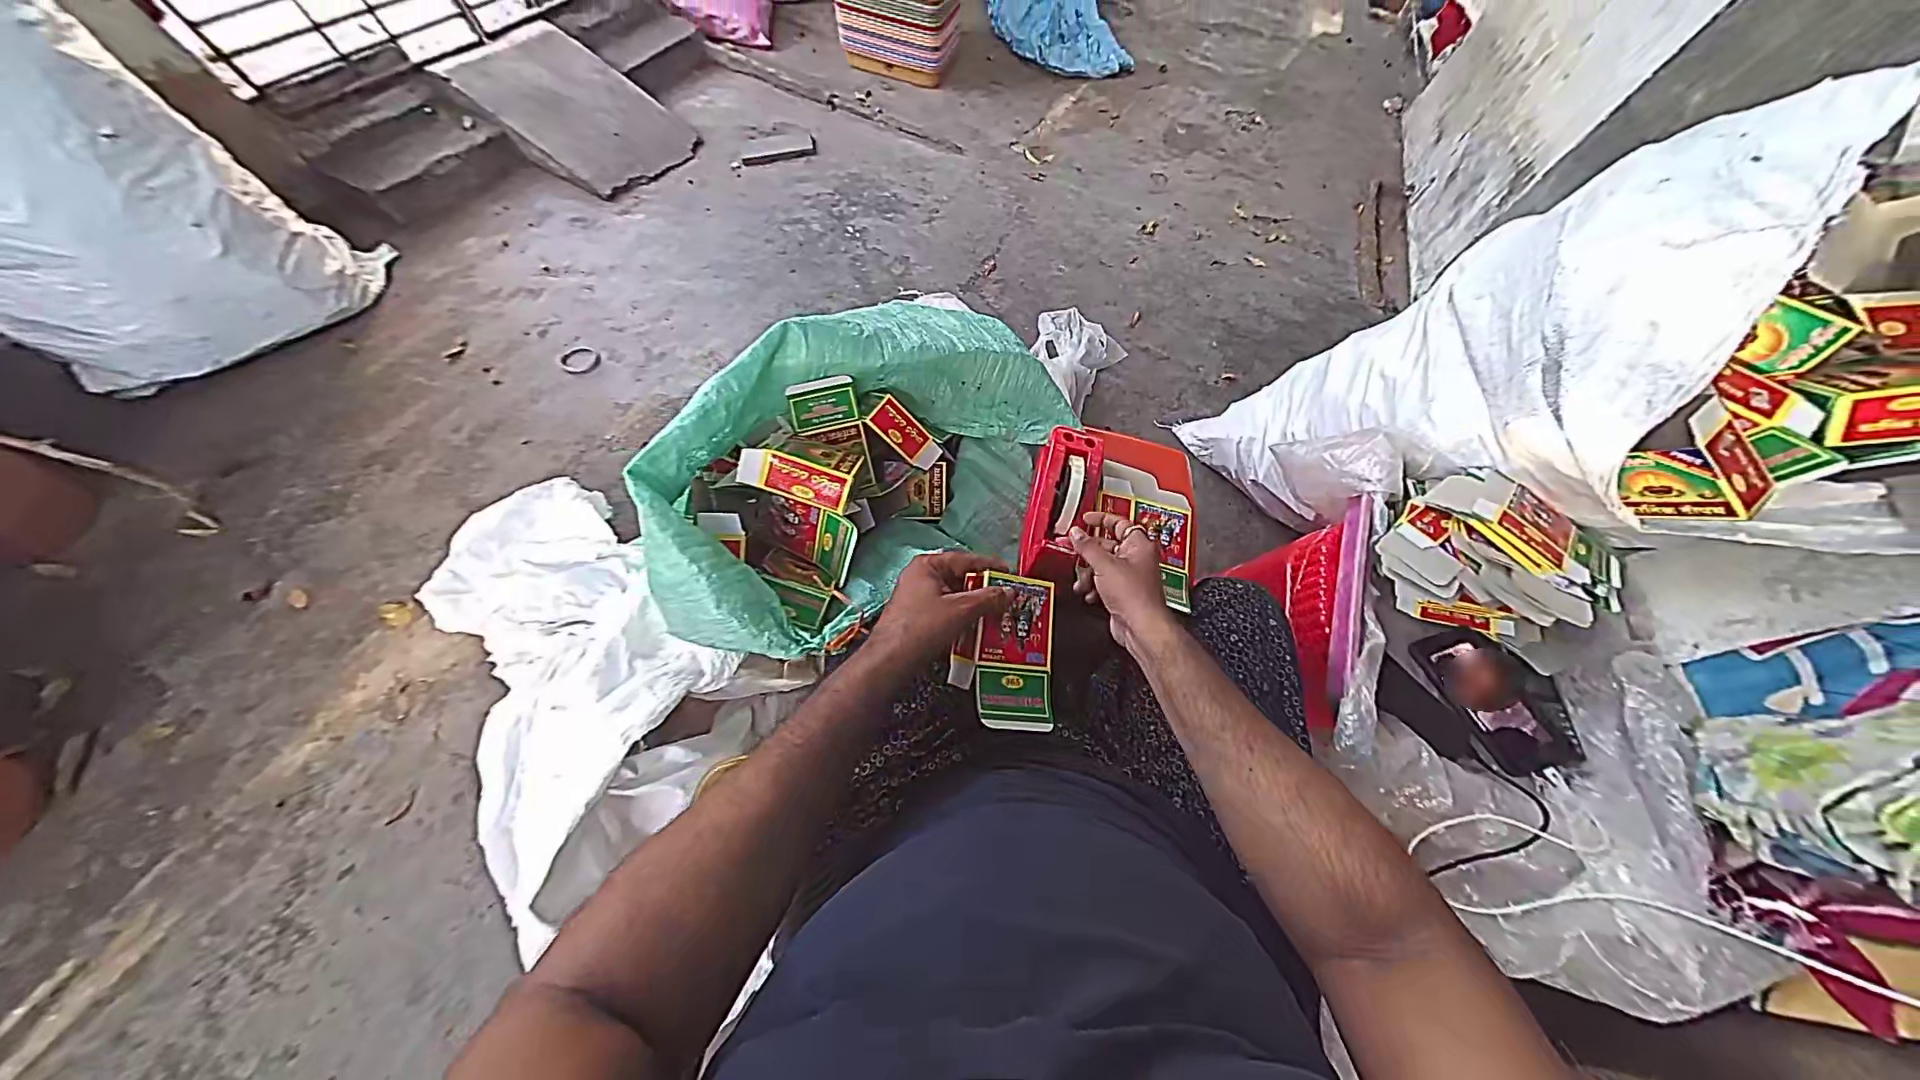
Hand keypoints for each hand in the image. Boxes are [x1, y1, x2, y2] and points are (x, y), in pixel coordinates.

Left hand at [861, 551, 1012, 677]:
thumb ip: (988, 598)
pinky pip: (946, 610)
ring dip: (974, 605)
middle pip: (960, 578)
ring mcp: (917, 597)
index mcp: (928, 565)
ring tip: (996, 614)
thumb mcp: (961, 609)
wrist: (892, 660)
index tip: (1009, 574)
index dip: (990, 567)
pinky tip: (977, 627)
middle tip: (1006, 598)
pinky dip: (962, 616)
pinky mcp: (917, 616)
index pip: (966, 559)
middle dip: (984, 590)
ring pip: (954, 596)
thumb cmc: (923, 628)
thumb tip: (1009, 592)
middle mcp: (920, 576)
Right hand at [1069, 511, 1177, 653]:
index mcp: (1139, 545)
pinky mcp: (1123, 592)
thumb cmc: (1135, 596)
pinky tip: (1089, 593)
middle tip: (1072, 548)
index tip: (1086, 519)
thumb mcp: (1104, 565)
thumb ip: (1087, 547)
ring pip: (1103, 566)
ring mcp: (1130, 576)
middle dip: (1088, 552)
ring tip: (1083, 580)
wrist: (1140, 625)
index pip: (1119, 523)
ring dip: (1089, 573)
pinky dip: (1094, 586)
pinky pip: (1103, 582)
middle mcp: (1137, 558)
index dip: (1101, 519)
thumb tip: (1076, 533)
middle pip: (1107, 546)